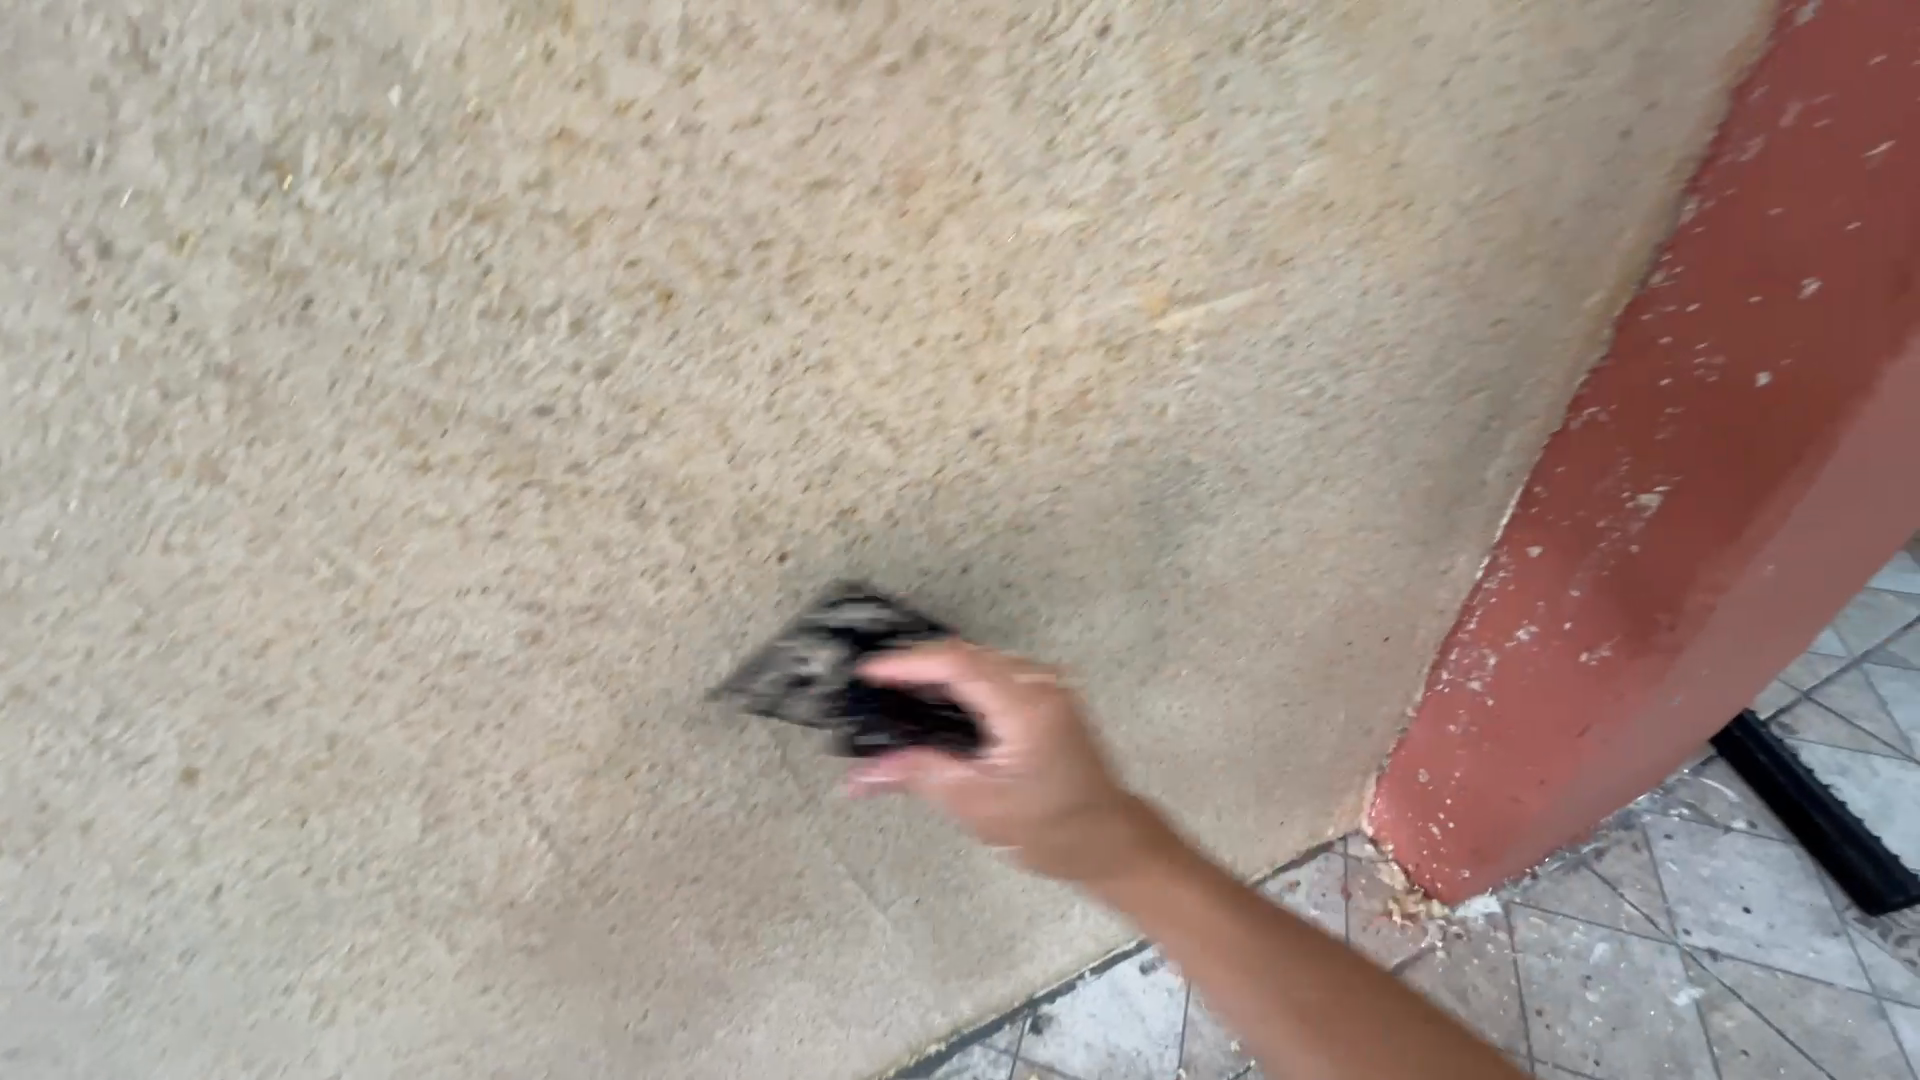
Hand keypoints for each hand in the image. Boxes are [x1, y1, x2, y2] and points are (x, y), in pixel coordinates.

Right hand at [845, 639, 1166, 883]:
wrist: (1110, 840)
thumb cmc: (1050, 830)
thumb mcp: (979, 806)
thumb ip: (920, 775)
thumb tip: (860, 774)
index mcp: (1027, 706)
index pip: (958, 664)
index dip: (909, 662)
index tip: (867, 672)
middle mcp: (1040, 683)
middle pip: (968, 655)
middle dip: (917, 663)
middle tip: (873, 683)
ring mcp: (1048, 686)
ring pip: (981, 660)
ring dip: (937, 670)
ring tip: (893, 689)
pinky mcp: (1047, 696)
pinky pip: (994, 673)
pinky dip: (960, 680)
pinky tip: (933, 700)